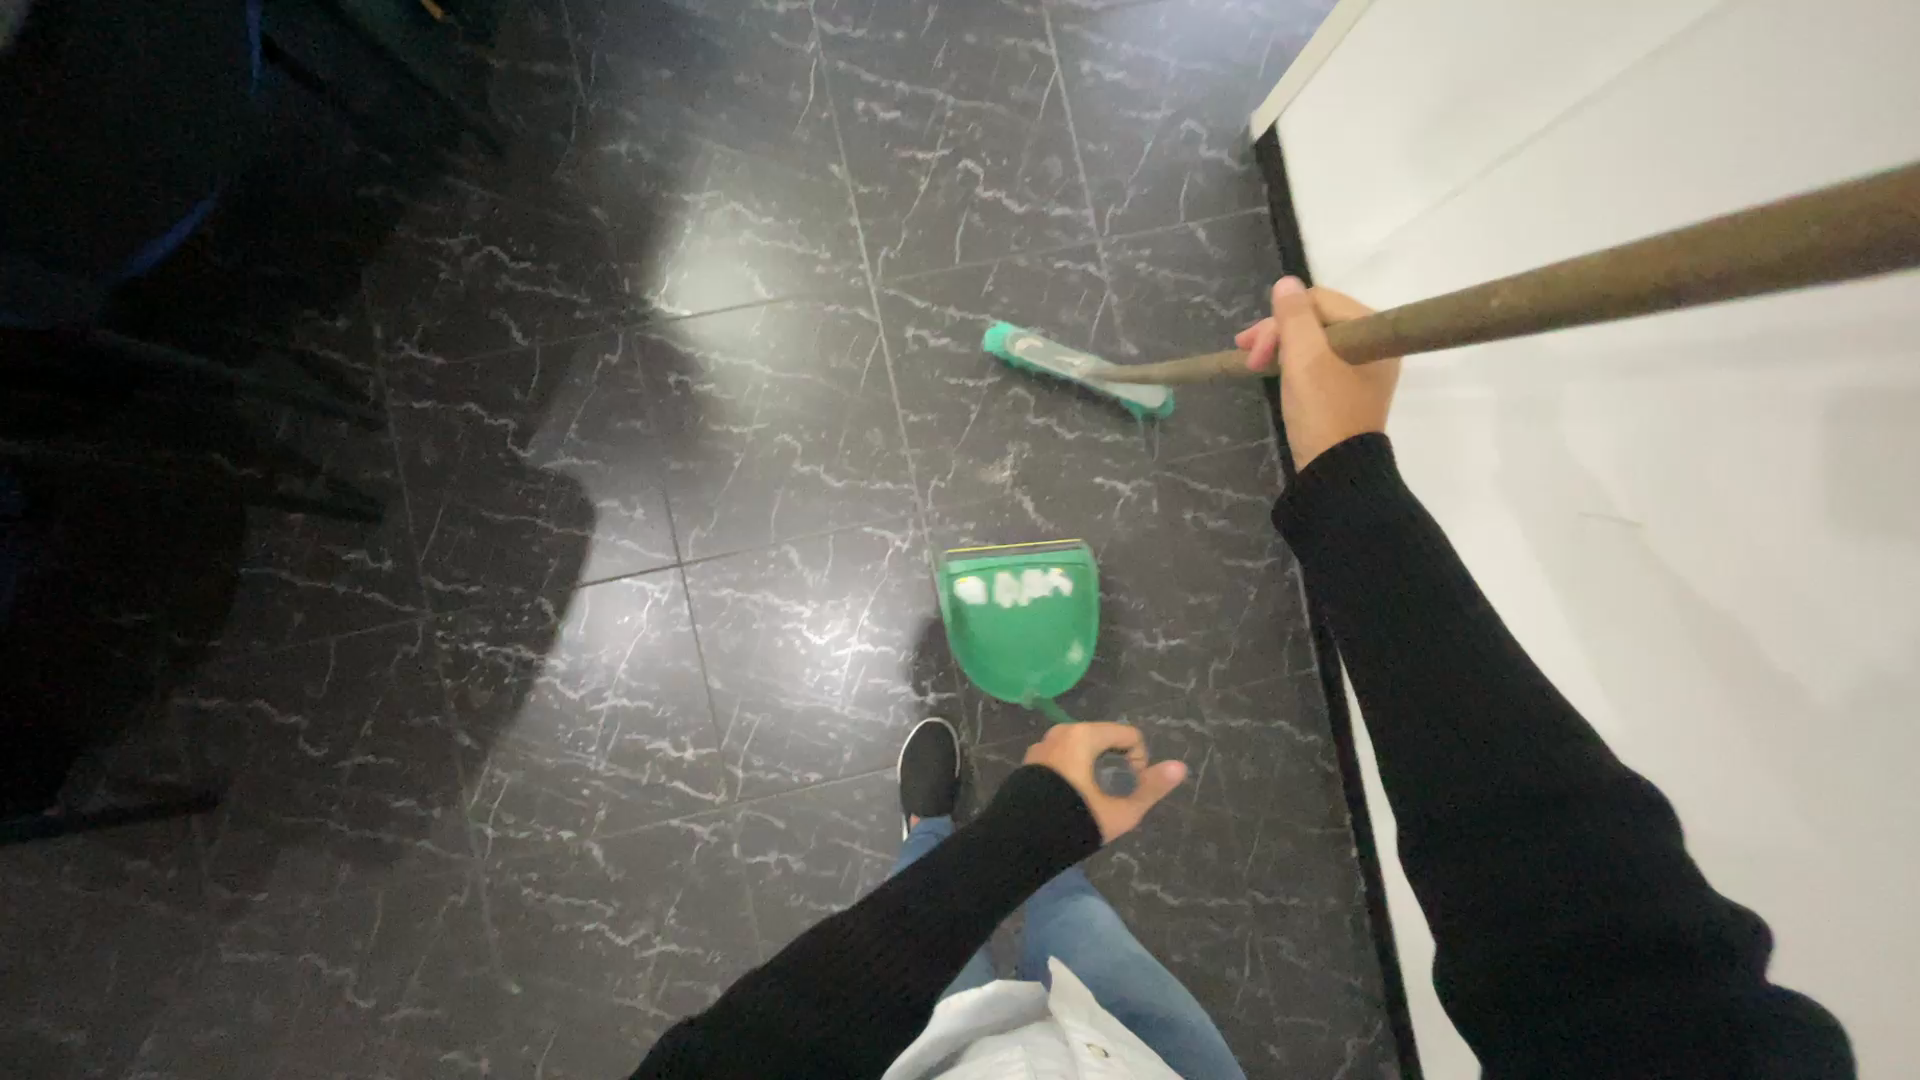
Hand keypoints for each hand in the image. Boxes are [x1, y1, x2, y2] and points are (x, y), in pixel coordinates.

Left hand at [1023, 723, 1185, 843]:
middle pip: (1104, 739)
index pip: (1128, 735)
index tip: (1130, 789)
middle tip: (1112, 797)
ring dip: (1095, 768)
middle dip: (1116, 764)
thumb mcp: (1120, 811)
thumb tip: (1180, 767)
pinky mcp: (1030, 761)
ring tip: (1092, 800)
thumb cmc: (1074, 822)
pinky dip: (1074, 772)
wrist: (1019, 841)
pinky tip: (1070, 800)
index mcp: (1083, 735)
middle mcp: (1060, 732)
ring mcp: (1042, 746)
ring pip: (1082, 749)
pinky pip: (1063, 758)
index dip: (1139, 761)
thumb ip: (1151, 788)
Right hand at [1235, 277, 1400, 470]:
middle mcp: (1372, 344)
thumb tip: (1286, 282)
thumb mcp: (1304, 359)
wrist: (1333, 469)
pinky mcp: (1347, 388)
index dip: (1280, 320)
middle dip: (1277, 333)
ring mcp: (1360, 367)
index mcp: (1372, 331)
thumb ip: (1294, 317)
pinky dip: (1292, 362)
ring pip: (1313, 340)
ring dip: (1280, 347)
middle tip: (1247, 358)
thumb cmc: (1322, 411)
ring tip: (1253, 365)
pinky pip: (1317, 360)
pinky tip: (1273, 371)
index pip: (1319, 301)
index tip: (1251, 348)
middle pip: (1316, 319)